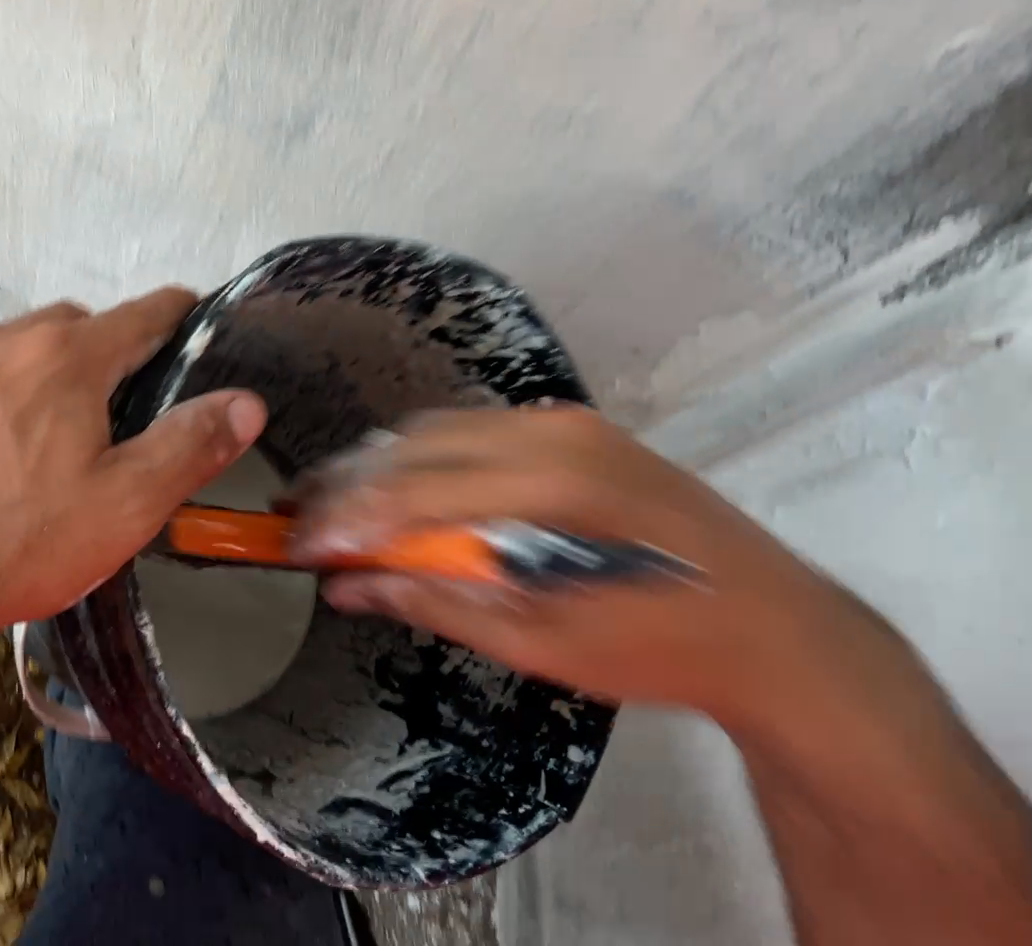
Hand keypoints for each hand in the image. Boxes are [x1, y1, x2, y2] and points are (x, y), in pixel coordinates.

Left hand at [0, 289, 266, 647]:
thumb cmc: (20, 539)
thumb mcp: (126, 502)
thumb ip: (191, 444)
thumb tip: (246, 402)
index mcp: (66, 353)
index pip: (147, 312)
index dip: (185, 320)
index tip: (203, 334)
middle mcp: (8, 339)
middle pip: (85, 326)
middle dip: (119, 354)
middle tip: (135, 413)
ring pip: (33, 348)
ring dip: (64, 373)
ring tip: (74, 435)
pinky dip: (18, 393)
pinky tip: (14, 450)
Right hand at [290, 406, 878, 725]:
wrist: (776, 630)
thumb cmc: (654, 648)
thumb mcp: (533, 641)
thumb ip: (430, 600)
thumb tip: (342, 587)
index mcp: (545, 491)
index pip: (408, 493)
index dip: (342, 518)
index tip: (295, 545)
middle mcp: (548, 435)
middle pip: (410, 448)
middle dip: (344, 484)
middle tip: (297, 516)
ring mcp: (564, 422)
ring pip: (433, 430)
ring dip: (377, 465)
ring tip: (335, 501)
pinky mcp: (573, 426)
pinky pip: (469, 429)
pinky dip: (421, 456)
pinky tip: (401, 486)